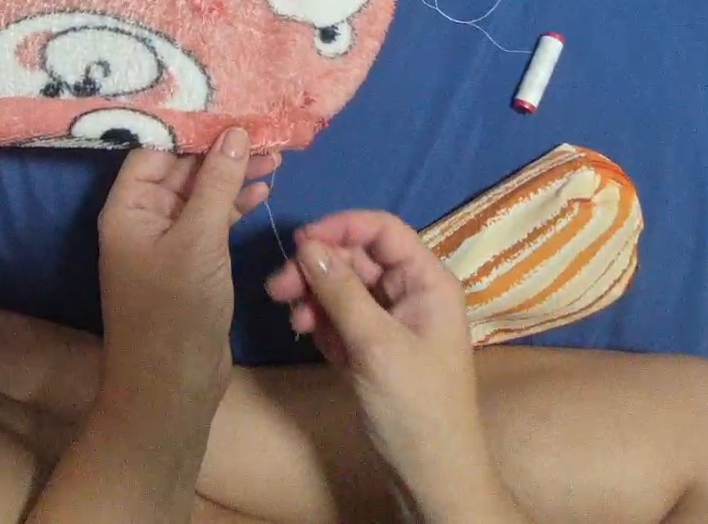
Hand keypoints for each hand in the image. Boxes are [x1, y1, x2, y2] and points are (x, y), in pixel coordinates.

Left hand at [96, 129, 276, 414]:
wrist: (172, 390)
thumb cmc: (176, 310)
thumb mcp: (199, 240)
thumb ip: (217, 183)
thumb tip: (235, 132)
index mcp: (129, 206)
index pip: (158, 149)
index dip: (193, 128)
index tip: (231, 107)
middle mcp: (144, 217)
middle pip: (184, 168)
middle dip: (222, 151)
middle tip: (266, 134)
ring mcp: (168, 239)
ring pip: (203, 192)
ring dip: (235, 176)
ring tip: (275, 158)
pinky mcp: (191, 259)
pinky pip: (213, 218)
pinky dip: (235, 203)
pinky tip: (262, 189)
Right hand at [265, 212, 522, 523]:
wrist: (430, 479)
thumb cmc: (416, 406)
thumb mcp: (376, 345)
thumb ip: (342, 291)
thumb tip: (308, 245)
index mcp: (426, 280)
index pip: (383, 231)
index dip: (342, 227)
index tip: (300, 241)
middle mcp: (409, 291)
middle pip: (356, 257)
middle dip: (317, 267)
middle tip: (277, 287)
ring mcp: (389, 318)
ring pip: (343, 285)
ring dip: (313, 294)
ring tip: (292, 318)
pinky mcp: (370, 343)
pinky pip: (339, 314)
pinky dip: (320, 319)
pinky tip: (306, 334)